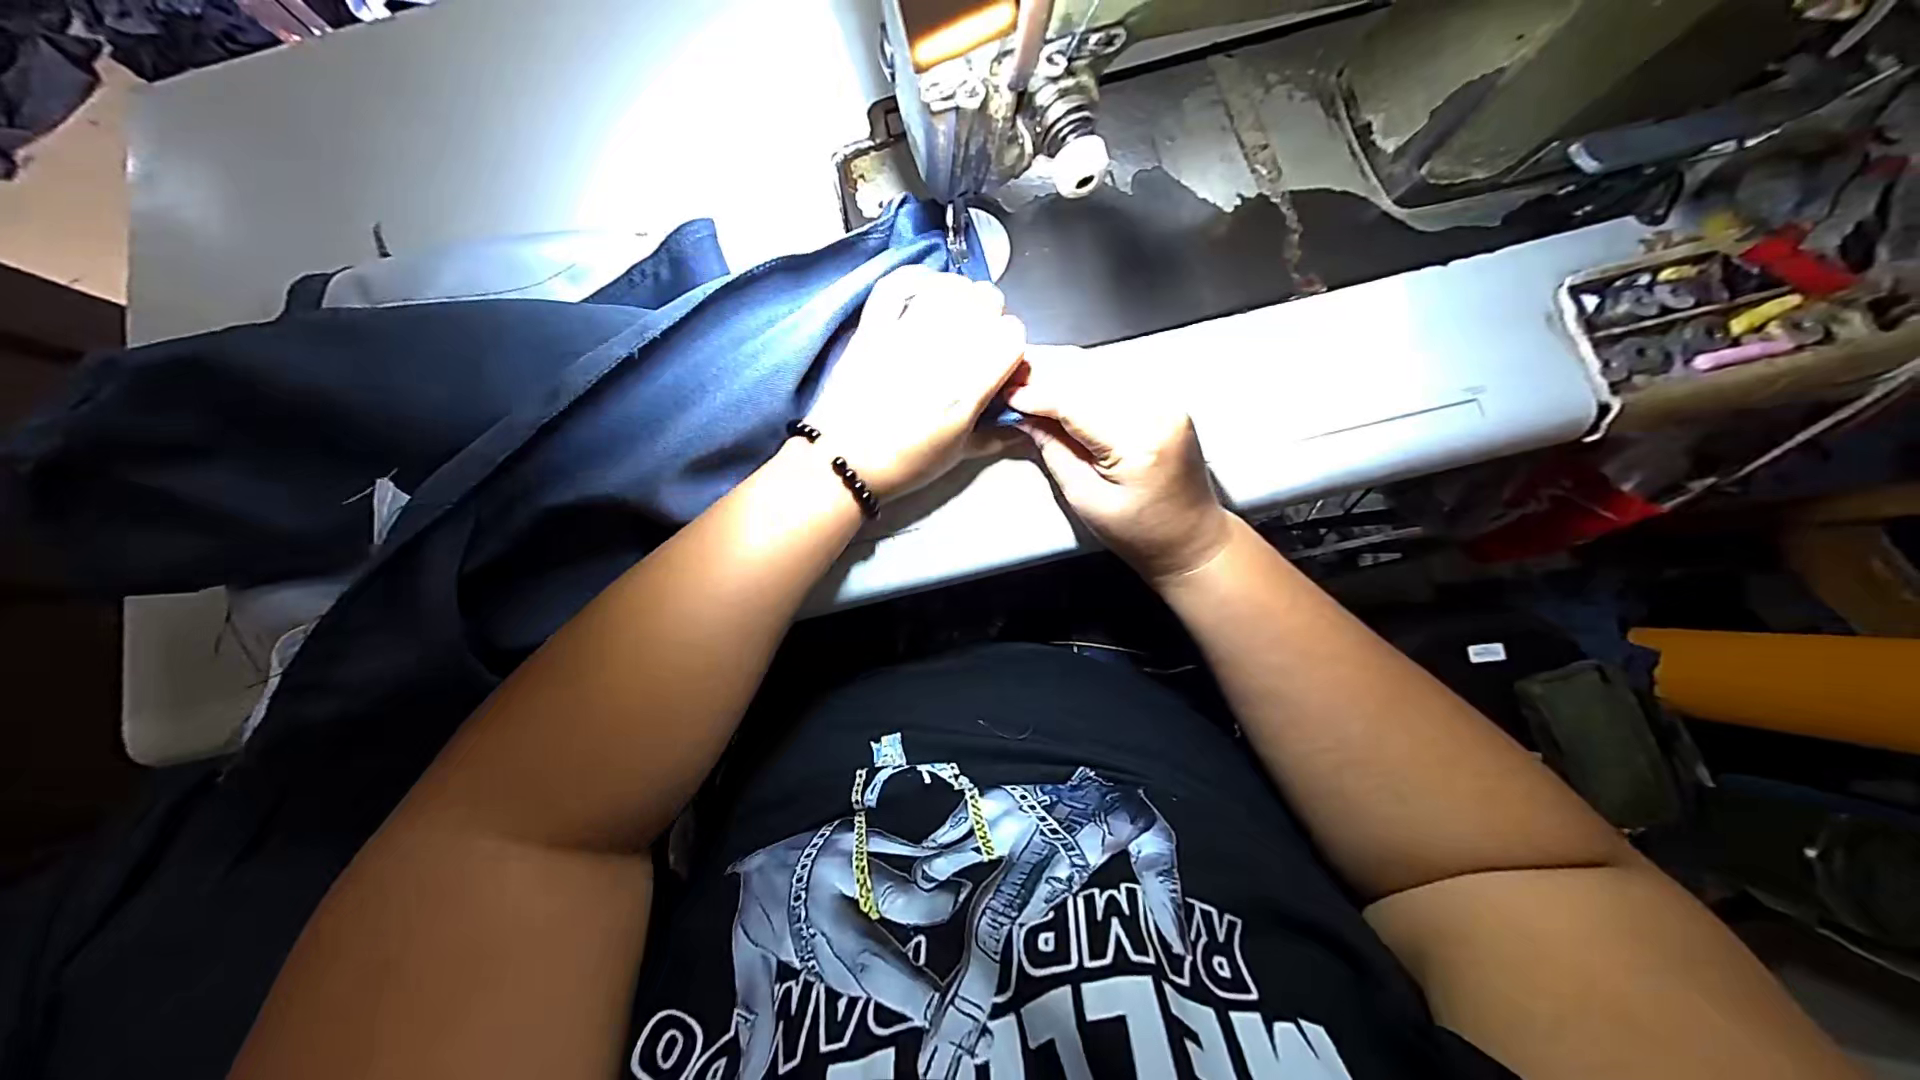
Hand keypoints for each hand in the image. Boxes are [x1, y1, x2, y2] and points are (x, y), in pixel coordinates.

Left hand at [803, 266, 1027, 501]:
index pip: (1012, 333)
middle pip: (986, 299)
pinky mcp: (874, 325)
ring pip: (950, 285)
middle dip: (990, 316)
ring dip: (959, 296)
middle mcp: (942, 352)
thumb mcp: (958, 454)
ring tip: (952, 318)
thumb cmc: (903, 464)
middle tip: (976, 339)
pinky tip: (924, 294)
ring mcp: (905, 333)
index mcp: (968, 386)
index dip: (1011, 344)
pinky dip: (917, 280)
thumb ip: (995, 433)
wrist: (844, 461)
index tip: (1001, 359)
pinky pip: (900, 281)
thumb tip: (1017, 419)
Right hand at [1007, 346, 1234, 584]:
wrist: (1190, 539)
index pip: (1075, 403)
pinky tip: (1063, 386)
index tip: (1008, 396)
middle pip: (1089, 378)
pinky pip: (1119, 381)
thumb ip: (1055, 451)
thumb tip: (1028, 418)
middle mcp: (1158, 413)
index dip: (1036, 396)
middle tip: (1012, 382)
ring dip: (1064, 374)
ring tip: (1030, 381)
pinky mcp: (1167, 404)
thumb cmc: (1141, 533)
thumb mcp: (1085, 499)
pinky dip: (1087, 380)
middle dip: (1046, 378)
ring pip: (1103, 372)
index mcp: (1138, 443)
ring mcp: (1167, 404)